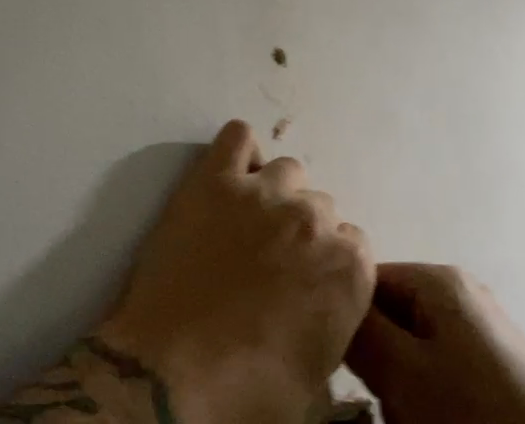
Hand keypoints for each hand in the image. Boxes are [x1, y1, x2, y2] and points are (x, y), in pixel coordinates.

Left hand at [96, 120, 374, 423]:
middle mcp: (312, 220)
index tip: (302, 283)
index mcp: (348, 268)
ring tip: (245, 225)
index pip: (353, 244)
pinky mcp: (214, 179)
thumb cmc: (250, 389)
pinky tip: (228, 181)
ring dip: (274, 194)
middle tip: (268, 262)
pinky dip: (239, 153)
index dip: (325, 265)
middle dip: (299, 232)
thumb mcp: (317, 373)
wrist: (172, 375)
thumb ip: (334, 320)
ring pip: (286, 171)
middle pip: (318, 207)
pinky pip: (237, 135)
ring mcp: (262, 193)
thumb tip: (322, 307)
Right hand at [345, 264, 524, 423]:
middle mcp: (461, 293)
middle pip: (389, 313)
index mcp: (438, 279)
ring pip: (412, 347)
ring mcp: (482, 331)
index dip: (344, 315)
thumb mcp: (401, 372)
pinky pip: (440, 370)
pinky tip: (430, 418)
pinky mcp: (497, 368)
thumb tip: (326, 298)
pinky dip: (427, 394)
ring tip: (406, 412)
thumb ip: (359, 330)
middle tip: (379, 393)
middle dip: (376, 354)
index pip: (365, 278)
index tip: (337, 356)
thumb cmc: (473, 412)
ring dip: (399, 381)